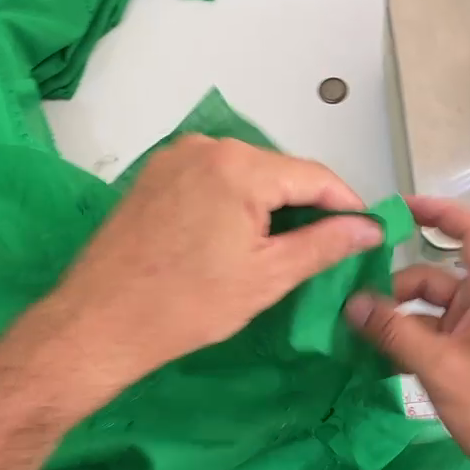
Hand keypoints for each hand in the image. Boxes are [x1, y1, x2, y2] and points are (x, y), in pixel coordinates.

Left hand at [49, 134, 382, 390]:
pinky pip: (212, 180)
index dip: (347, 205)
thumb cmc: (186, 305)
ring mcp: (174, 158)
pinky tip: (237, 238)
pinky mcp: (153, 176)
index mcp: (240, 166)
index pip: (315, 176)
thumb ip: (325, 245)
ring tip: (283, 249)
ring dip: (270, 205)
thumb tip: (369, 228)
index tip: (367, 231)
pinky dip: (234, 203)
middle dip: (307, 206)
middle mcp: (206, 147)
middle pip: (279, 171)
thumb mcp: (268, 277)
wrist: (100, 322)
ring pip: (245, 175)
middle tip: (327, 248)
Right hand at [344, 196, 469, 469]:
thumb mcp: (439, 367)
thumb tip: (351, 303)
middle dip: (394, 289)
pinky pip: (433, 338)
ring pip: (429, 312)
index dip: (438, 213)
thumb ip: (393, 332)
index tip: (399, 209)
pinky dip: (407, 343)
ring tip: (356, 337)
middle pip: (435, 278)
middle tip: (352, 306)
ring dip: (396, 321)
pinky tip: (377, 360)